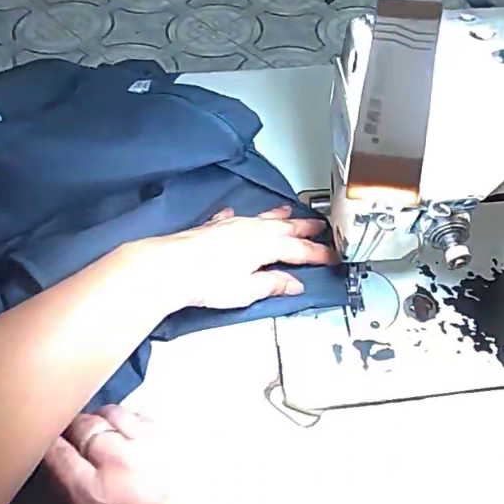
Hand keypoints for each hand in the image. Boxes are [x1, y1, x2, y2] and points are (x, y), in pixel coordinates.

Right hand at [43, 405, 279, 503]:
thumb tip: (71, 486)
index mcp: (94, 495)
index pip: (55, 453)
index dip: (49, 447)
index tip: (50, 449)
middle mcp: (117, 458)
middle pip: (82, 424)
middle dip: (76, 431)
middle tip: (81, 441)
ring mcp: (150, 438)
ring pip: (113, 411)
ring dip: (105, 421)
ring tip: (111, 434)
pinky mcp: (178, 428)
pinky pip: (144, 414)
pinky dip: (134, 420)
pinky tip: (142, 435)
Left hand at [125, 206, 333, 310]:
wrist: (170, 267)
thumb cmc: (205, 279)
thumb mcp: (246, 290)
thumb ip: (271, 284)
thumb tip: (291, 284)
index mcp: (266, 245)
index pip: (300, 250)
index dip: (319, 253)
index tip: (333, 256)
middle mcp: (251, 230)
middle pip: (286, 228)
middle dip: (305, 228)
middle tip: (321, 227)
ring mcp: (231, 226)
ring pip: (263, 218)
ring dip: (279, 217)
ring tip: (289, 213)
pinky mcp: (212, 228)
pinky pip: (233, 218)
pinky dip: (240, 218)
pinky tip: (236, 216)